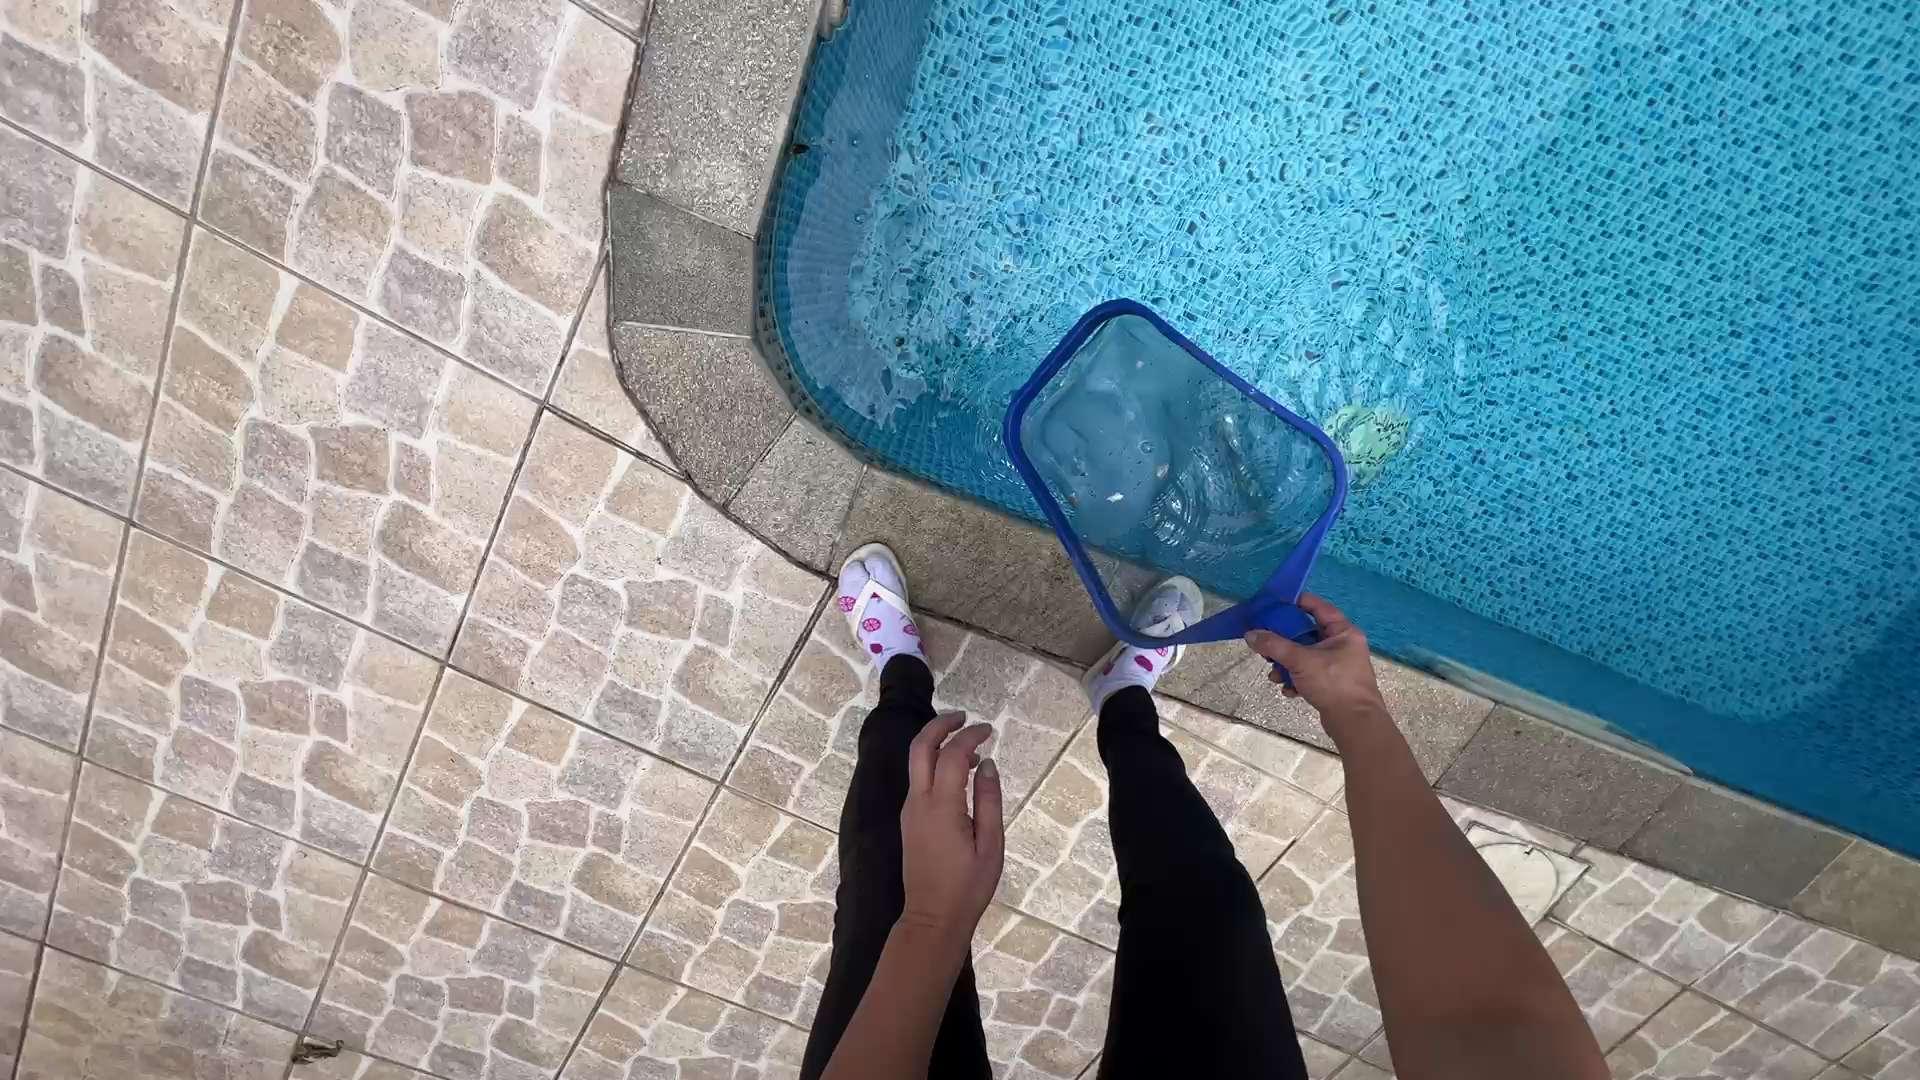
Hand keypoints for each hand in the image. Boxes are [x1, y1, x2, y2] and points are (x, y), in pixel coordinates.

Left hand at [899, 713, 1003, 939]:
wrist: (932, 919)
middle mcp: (919, 802)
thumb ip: (988, 800)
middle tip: (964, 717)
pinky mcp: (909, 818)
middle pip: (920, 747)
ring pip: (916, 761)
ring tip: (970, 746)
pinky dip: (935, 763)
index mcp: (941, 807)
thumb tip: (987, 763)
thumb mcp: (990, 845)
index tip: (989, 729)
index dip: (970, 735)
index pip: (951, 755)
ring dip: (938, 743)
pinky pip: (919, 779)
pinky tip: (959, 773)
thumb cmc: (967, 886)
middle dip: (940, 725)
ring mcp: (910, 809)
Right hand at [1245, 593, 1387, 718]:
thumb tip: (1250, 634)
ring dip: (1285, 663)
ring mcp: (1338, 664)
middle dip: (1283, 640)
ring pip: (1304, 655)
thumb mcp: (1299, 660)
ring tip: (1274, 675)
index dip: (1295, 602)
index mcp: (1343, 632)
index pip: (1318, 606)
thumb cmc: (1333, 683)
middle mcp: (1342, 644)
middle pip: (1306, 633)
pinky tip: (1288, 689)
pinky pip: (1308, 672)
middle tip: (1265, 643)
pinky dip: (1295, 678)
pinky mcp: (1332, 682)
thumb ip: (1273, 645)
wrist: (1355, 723)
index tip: (1273, 604)